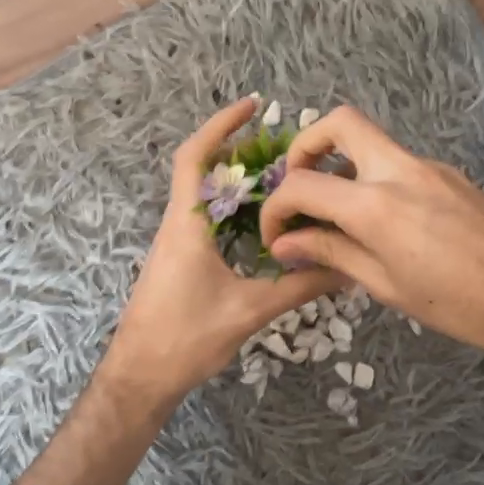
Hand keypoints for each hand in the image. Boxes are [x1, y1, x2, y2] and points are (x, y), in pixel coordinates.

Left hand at [100, 99, 345, 405]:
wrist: (138, 378)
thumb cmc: (183, 339)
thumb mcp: (247, 312)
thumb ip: (296, 287)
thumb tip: (345, 268)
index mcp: (186, 224)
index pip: (196, 156)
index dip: (221, 124)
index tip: (252, 105)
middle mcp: (178, 224)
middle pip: (205, 170)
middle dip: (243, 153)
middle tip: (287, 151)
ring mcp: (176, 244)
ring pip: (207, 197)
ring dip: (239, 183)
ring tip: (284, 182)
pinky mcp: (179, 262)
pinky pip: (207, 221)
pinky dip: (234, 212)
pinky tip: (264, 226)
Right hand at [257, 107, 483, 380]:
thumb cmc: (460, 306)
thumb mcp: (387, 286)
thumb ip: (332, 254)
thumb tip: (285, 245)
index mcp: (377, 203)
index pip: (302, 185)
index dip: (275, 208)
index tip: (274, 236)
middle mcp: (400, 169)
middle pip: (339, 123)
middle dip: (305, 147)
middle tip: (297, 189)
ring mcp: (430, 167)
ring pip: (370, 143)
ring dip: (340, 166)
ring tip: (334, 217)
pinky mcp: (450, 176)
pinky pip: (397, 163)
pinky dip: (373, 180)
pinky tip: (379, 225)